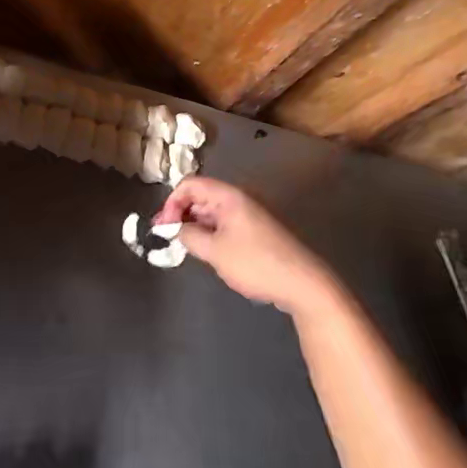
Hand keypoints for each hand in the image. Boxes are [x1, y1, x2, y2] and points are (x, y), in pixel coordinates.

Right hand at [154, 177, 342, 314]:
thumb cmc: (255, 263)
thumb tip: (174, 228)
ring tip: (182, 246)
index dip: (171, 202)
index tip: (164, 227)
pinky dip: (210, 233)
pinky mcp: (255, 231)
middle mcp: (239, 199)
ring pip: (212, 212)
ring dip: (194, 225)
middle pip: (200, 196)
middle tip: (166, 237)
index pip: (190, 184)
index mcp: (229, 196)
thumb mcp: (214, 251)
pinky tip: (205, 251)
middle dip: (180, 213)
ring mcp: (249, 215)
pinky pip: (224, 224)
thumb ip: (188, 235)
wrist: (302, 282)